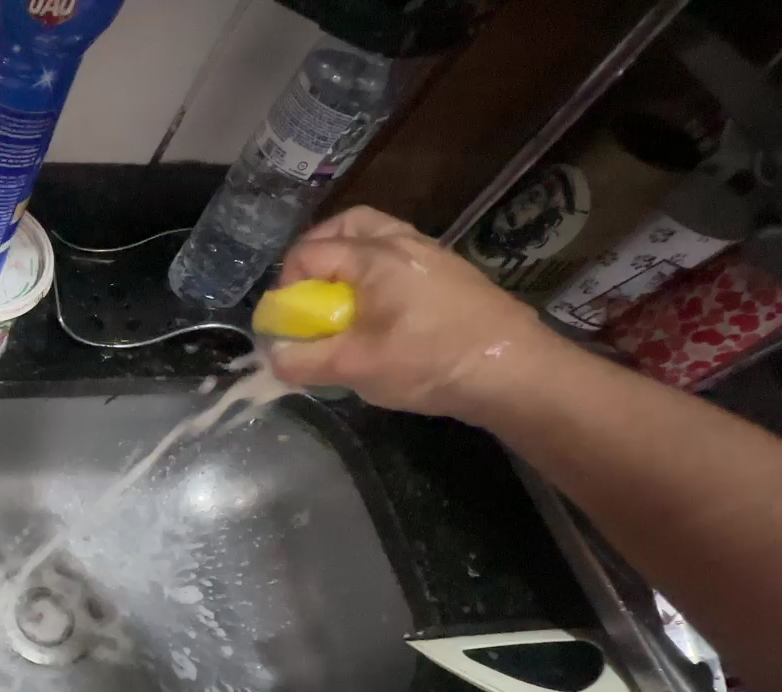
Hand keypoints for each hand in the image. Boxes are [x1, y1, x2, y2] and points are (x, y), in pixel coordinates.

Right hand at [265, 206, 551, 420]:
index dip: (287, 284)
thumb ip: (301, 361)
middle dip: (314, 253)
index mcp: (377, 259)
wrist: (513, 372)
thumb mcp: (352, 368)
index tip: (290, 319)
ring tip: (336, 302)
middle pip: (346, 225)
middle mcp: (404, 245)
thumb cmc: (429, 363)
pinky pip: (396, 256)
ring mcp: (431, 256)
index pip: (310, 251)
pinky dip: (370, 273)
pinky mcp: (447, 274)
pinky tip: (371, 312)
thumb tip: (273, 356)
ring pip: (374, 237)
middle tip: (306, 292)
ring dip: (344, 262)